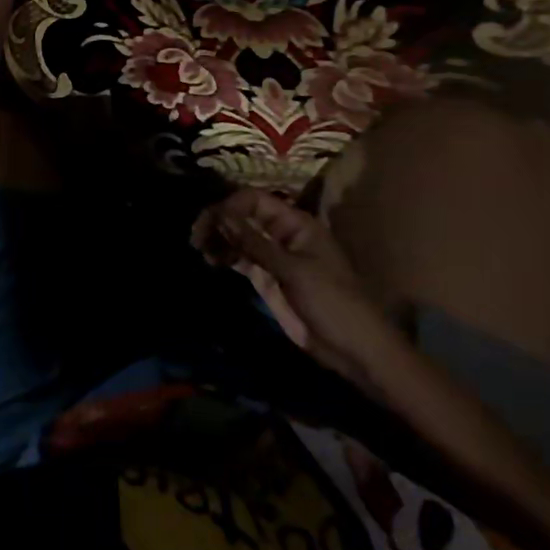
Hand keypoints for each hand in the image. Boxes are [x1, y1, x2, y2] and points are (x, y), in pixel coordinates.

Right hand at [192, 190, 395, 378]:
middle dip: (218, 222)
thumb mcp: (293, 271)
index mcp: (296, 224)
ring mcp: (273, 256)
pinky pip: (239, 257)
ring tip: (201, 251)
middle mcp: (282, 234)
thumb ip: (254, 242)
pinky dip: (223, 256)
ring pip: (237, 236)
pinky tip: (212, 262)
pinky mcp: (266, 277)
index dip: (230, 206)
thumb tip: (220, 214)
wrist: (353, 350)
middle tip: (196, 238)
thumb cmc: (332, 303)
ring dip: (217, 239)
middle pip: (242, 215)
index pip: (254, 200)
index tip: (210, 223)